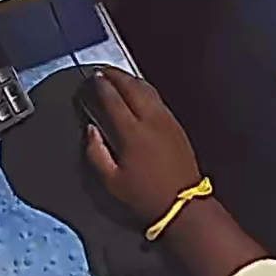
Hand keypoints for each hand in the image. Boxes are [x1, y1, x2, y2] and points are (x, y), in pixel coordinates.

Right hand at [82, 66, 203, 227]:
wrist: (184, 206)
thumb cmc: (145, 195)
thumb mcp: (112, 181)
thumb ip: (96, 153)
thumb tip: (91, 130)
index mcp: (132, 133)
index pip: (113, 99)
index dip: (101, 85)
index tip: (93, 77)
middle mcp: (150, 120)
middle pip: (131, 86)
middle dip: (116, 74)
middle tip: (103, 70)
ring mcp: (166, 120)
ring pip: (147, 89)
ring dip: (131, 79)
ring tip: (119, 76)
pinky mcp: (176, 124)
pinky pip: (158, 98)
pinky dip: (144, 89)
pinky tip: (139, 91)